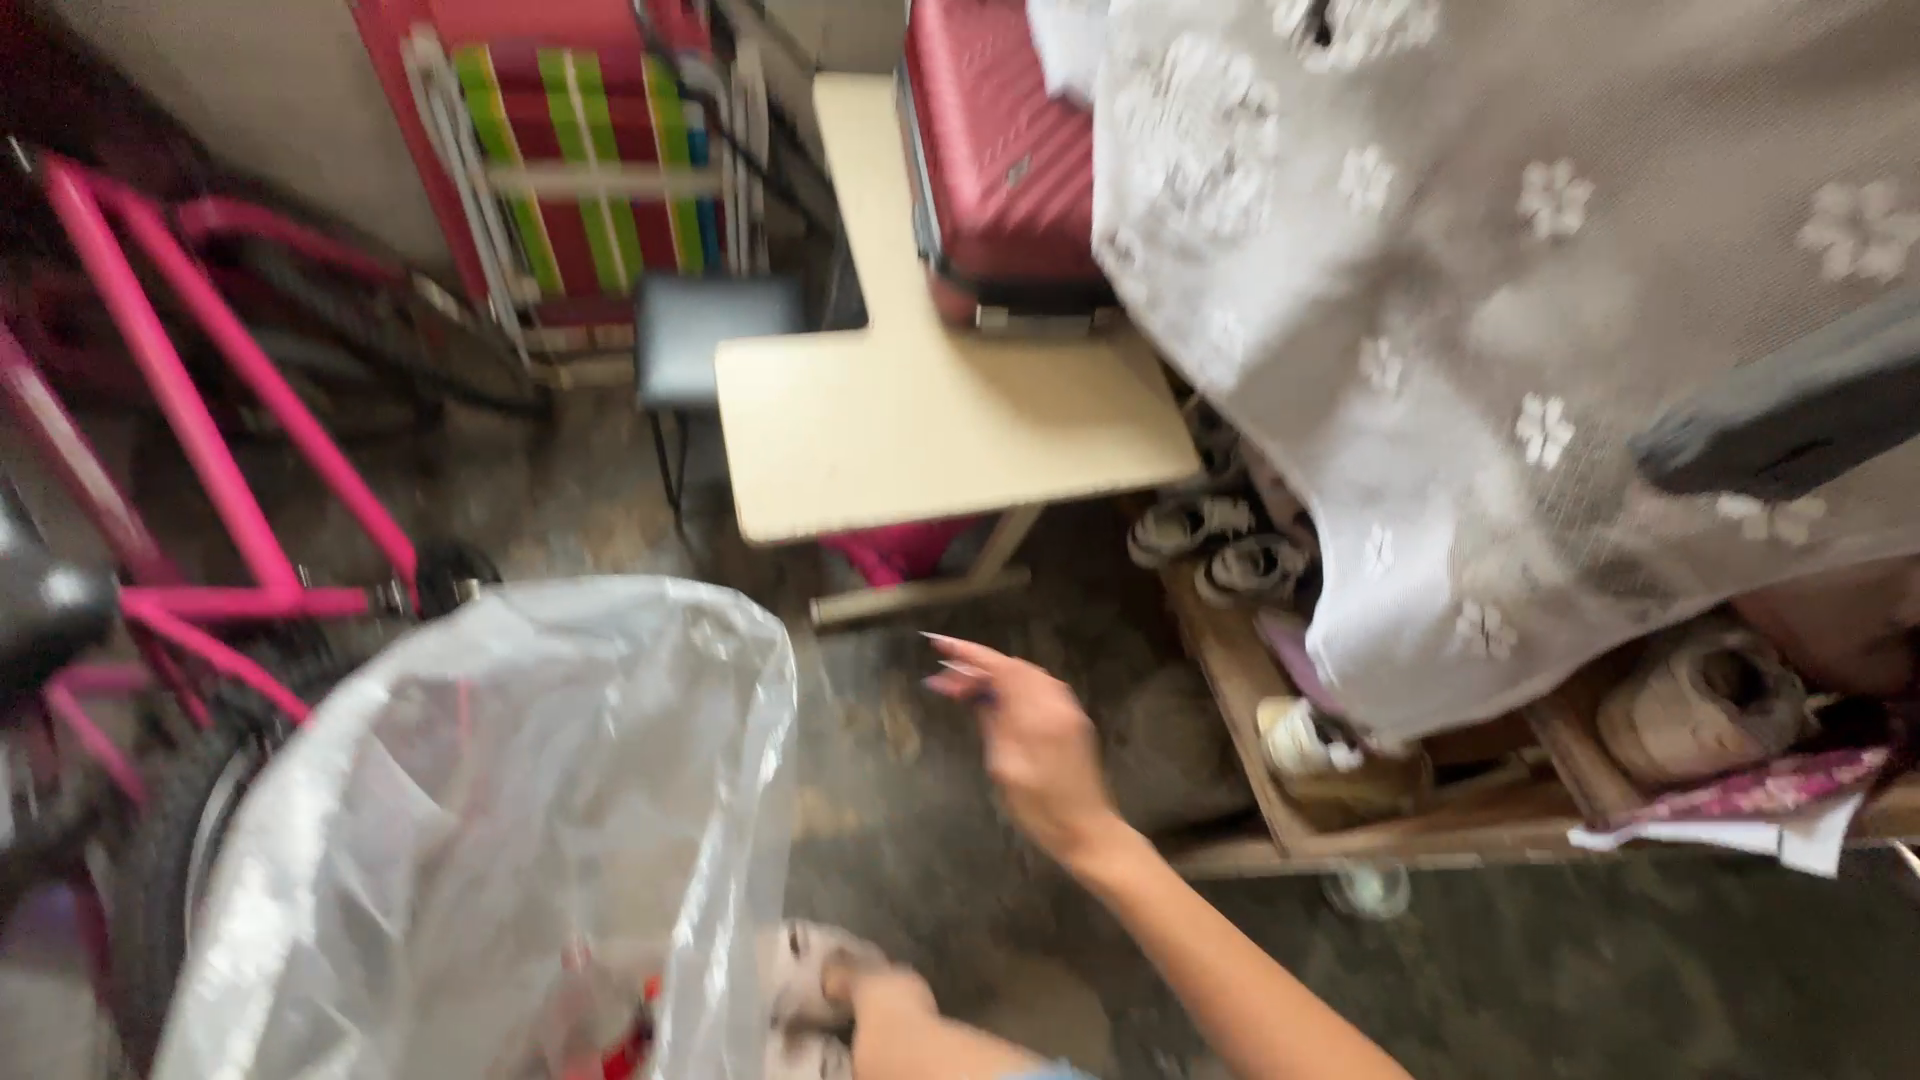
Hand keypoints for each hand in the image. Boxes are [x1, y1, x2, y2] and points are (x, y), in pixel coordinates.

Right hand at [922, 634, 1129, 869]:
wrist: (1090, 833)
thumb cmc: (1040, 811)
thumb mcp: (1004, 770)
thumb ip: (992, 723)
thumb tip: (975, 691)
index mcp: (1038, 716)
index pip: (1001, 668)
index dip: (969, 653)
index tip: (939, 644)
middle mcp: (1057, 703)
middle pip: (1013, 667)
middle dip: (977, 666)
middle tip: (944, 681)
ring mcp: (1070, 710)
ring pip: (1027, 675)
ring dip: (995, 674)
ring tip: (964, 688)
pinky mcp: (1074, 720)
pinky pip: (1040, 688)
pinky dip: (1014, 684)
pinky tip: (996, 697)